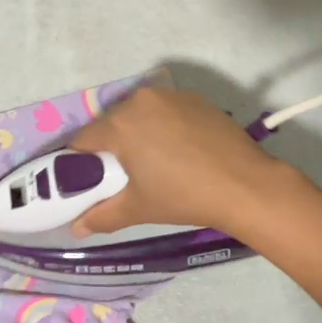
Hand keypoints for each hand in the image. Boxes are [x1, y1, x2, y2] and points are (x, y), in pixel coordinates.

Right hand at [68, 85, 297, 237]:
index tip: (90, 180)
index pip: (83, 140)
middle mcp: (140, 100)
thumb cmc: (184, 196)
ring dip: (137, 132)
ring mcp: (169, 95)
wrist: (245, 184)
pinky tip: (179, 149)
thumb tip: (76, 227)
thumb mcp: (138, 208)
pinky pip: (165, 109)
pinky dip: (164, 125)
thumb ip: (102, 215)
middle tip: (123, 175)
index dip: (80, 162)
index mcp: (120, 124)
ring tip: (154, 161)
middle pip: (111, 123)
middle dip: (111, 146)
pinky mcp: (194, 98)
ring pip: (139, 113)